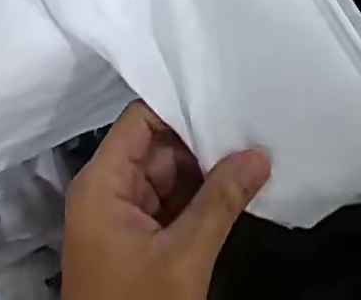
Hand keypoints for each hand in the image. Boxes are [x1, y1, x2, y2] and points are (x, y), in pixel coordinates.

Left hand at [62, 101, 270, 299]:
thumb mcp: (183, 259)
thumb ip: (221, 201)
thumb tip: (259, 155)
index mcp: (101, 181)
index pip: (139, 120)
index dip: (178, 108)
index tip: (221, 101)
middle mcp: (106, 189)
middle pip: (155, 145)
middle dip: (198, 143)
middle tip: (245, 131)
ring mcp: (120, 215)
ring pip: (165, 174)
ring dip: (202, 172)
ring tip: (246, 155)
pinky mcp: (135, 240)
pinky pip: (167, 202)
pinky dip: (196, 198)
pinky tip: (231, 189)